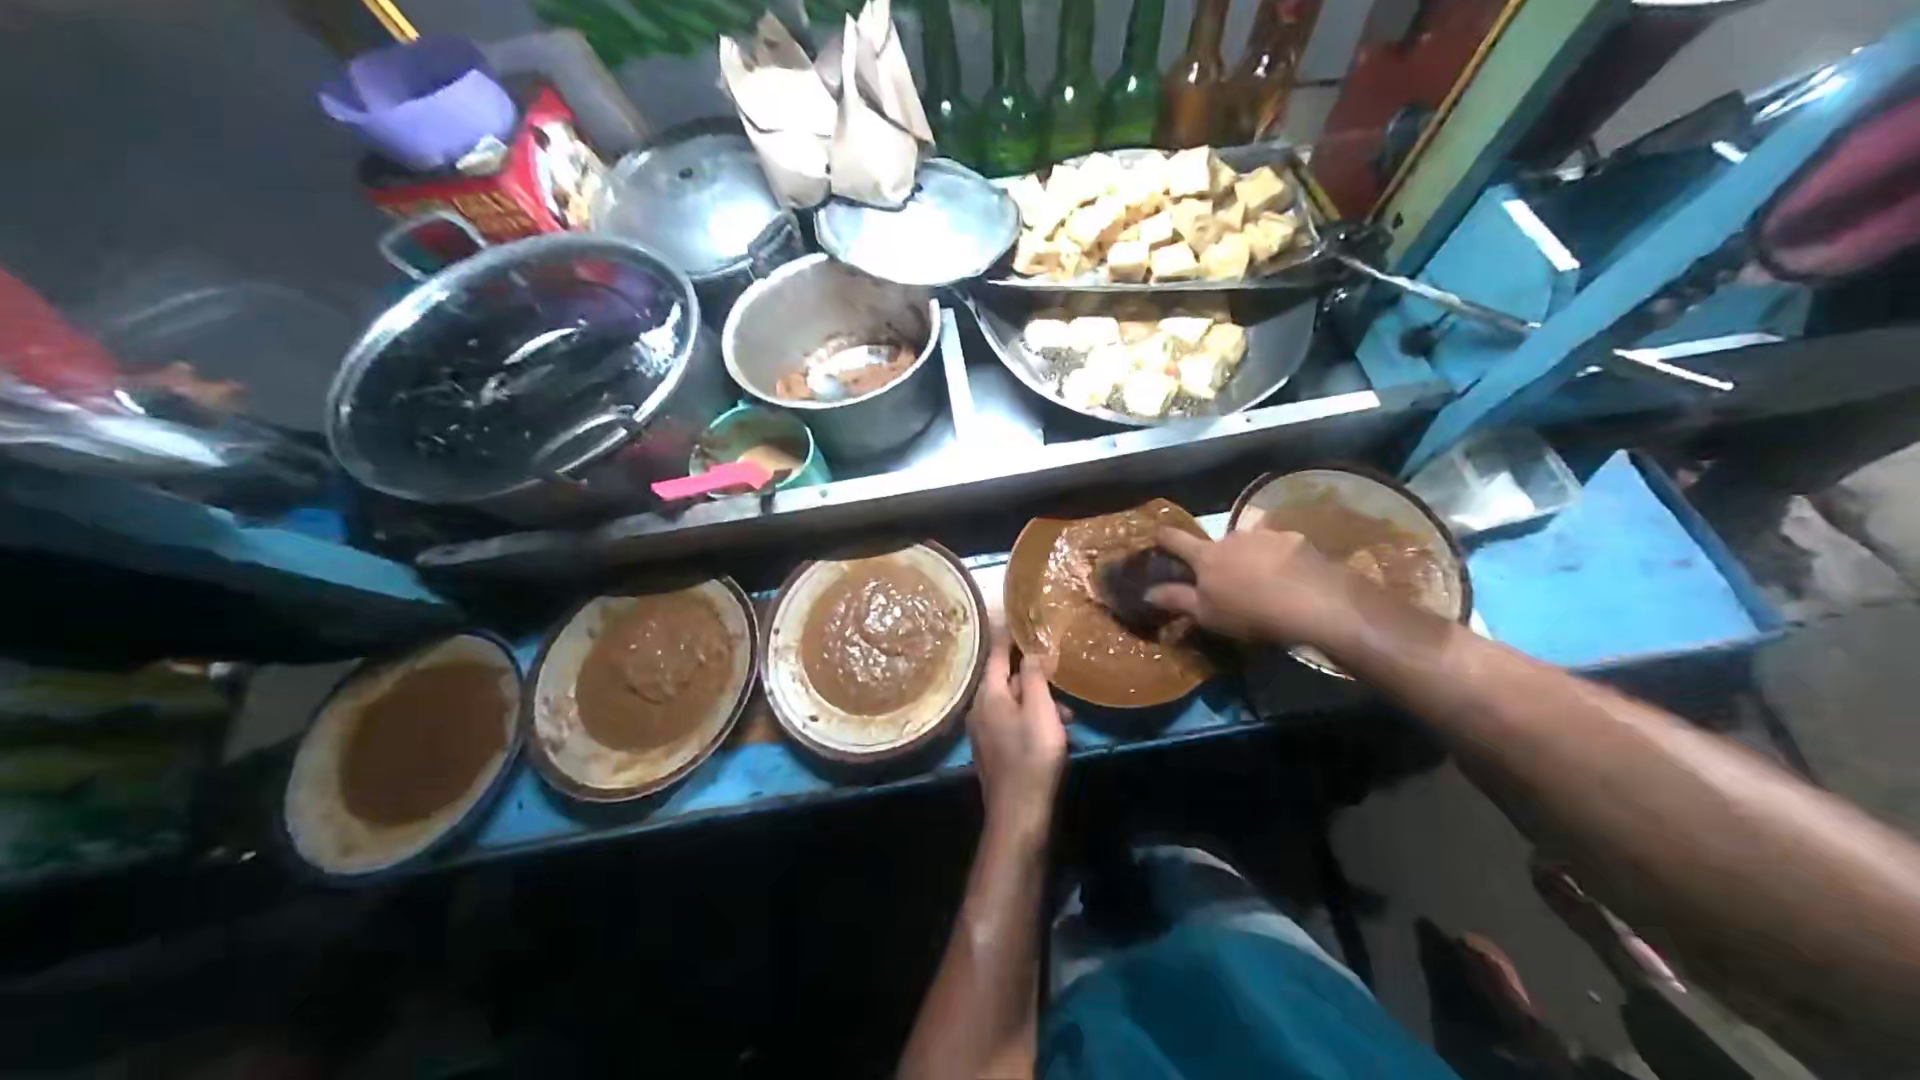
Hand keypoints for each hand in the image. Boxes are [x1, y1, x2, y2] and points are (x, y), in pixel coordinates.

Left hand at [967, 629, 1067, 832]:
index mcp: (988, 694)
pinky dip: (1032, 720)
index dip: (1009, 634)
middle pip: (1006, 679)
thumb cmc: (1032, 756)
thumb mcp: (1040, 711)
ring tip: (1068, 718)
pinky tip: (1056, 734)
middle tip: (1060, 675)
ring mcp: (983, 730)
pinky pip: (1012, 722)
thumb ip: (1033, 677)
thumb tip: (1030, 650)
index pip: (996, 652)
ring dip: (1038, 703)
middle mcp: (979, 708)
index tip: (1020, 617)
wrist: (1018, 813)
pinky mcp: (992, 749)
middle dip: (1034, 676)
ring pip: (1012, 702)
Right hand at [1146, 526, 1356, 646]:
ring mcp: (1265, 535)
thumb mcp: (1206, 614)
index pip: (1174, 539)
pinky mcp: (1296, 539)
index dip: (1162, 537)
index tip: (1157, 536)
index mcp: (1205, 556)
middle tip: (1226, 581)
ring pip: (1249, 545)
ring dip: (1249, 558)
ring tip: (1262, 582)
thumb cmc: (1249, 612)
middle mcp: (1231, 537)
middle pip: (1216, 544)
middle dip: (1217, 558)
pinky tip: (1289, 579)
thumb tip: (1146, 591)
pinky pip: (1279, 547)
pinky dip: (1279, 560)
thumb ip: (1175, 599)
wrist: (1314, 603)